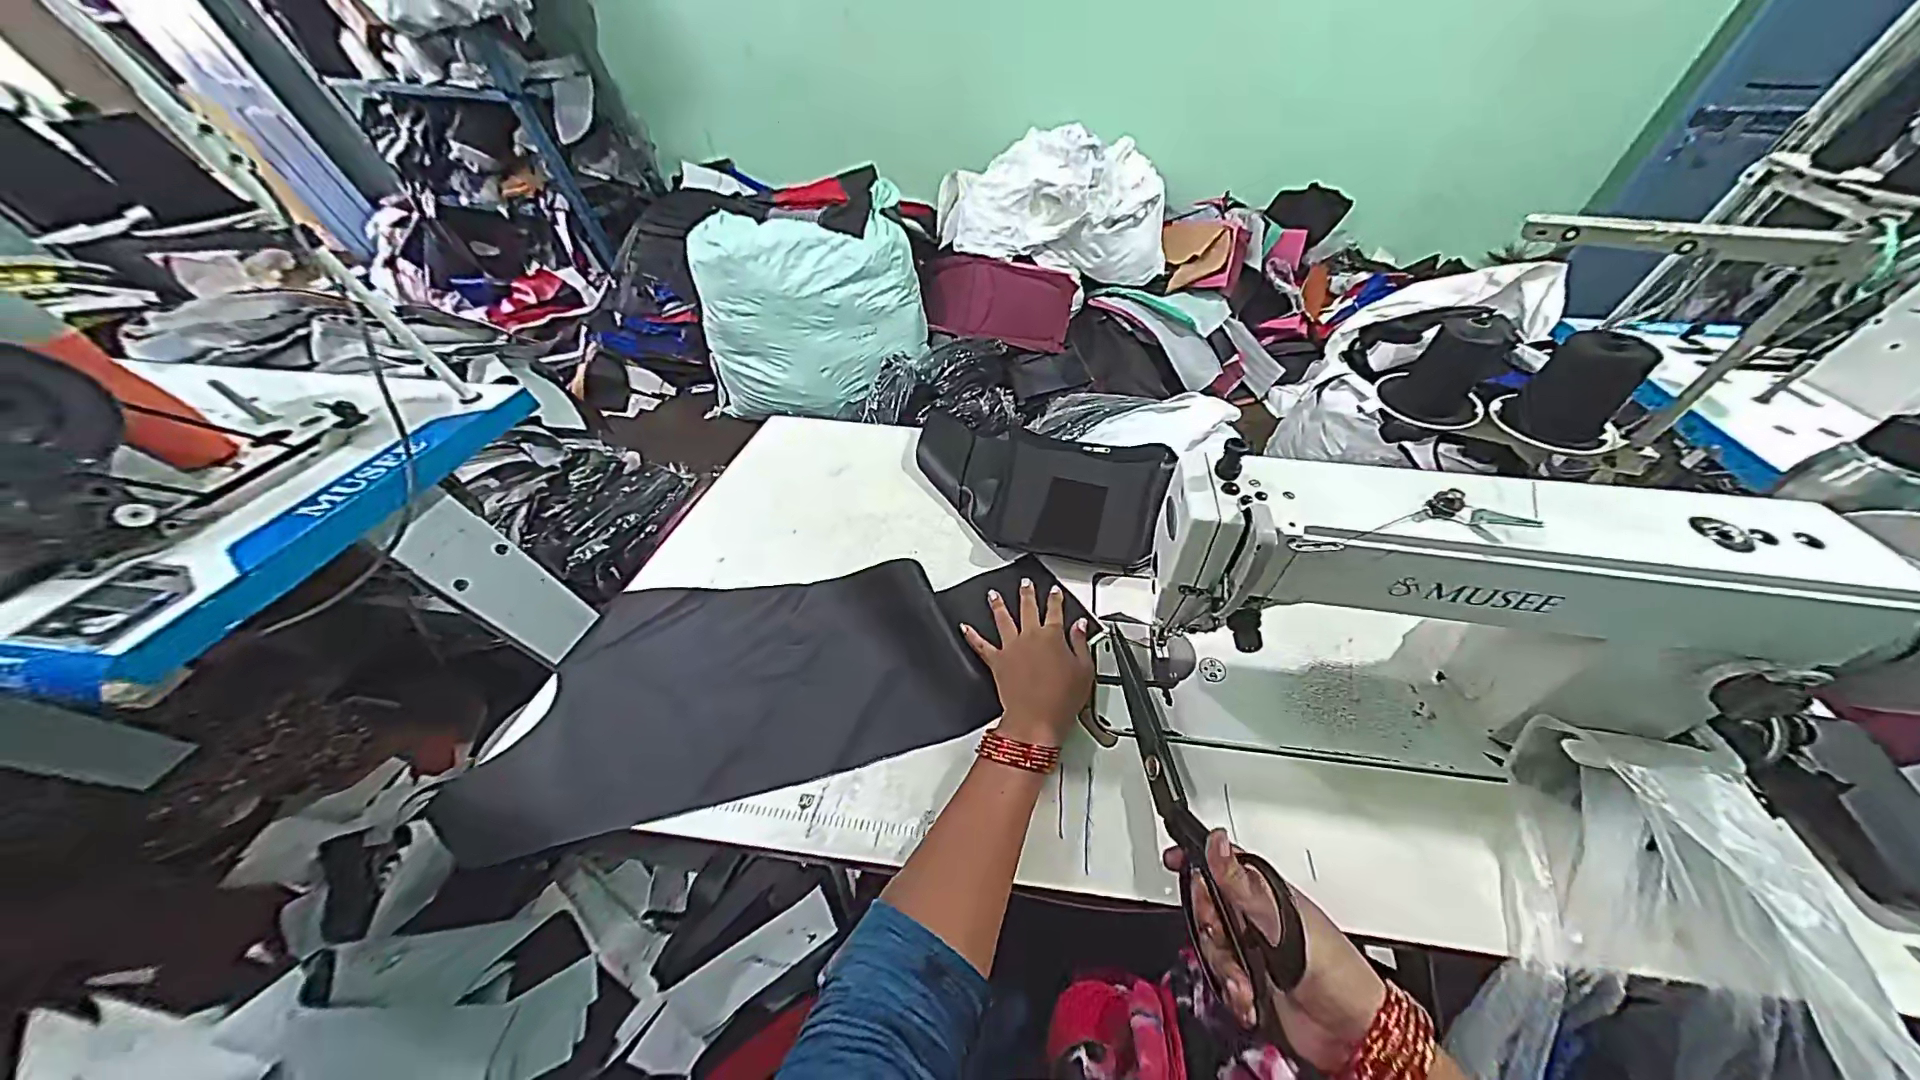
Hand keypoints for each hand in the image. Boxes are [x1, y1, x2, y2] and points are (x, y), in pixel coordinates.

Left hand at [961, 578, 1092, 748]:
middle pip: (1027, 608)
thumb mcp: (1084, 670)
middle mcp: (1030, 637)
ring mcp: (1011, 647)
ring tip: (994, 594)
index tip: (1054, 590)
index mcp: (1053, 636)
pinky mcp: (997, 661)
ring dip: (998, 605)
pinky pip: (981, 645)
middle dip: (1027, 593)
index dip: (1056, 599)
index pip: (1055, 611)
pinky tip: (965, 627)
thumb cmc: (1062, 698)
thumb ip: (1081, 643)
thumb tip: (1080, 626)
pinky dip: (971, 635)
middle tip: (1024, 583)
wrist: (1037, 718)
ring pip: (1003, 619)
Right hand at [1165, 830, 1386, 1073]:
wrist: (1353, 1034)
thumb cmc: (1333, 968)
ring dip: (1222, 967)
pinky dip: (1229, 992)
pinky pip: (1217, 979)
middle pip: (1204, 905)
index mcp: (1260, 892)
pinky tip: (1248, 998)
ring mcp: (1248, 949)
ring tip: (1244, 981)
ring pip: (1208, 944)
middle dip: (1208, 926)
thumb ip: (1240, 882)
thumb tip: (1215, 841)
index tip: (1172, 859)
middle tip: (1223, 936)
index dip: (1192, 859)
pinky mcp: (1246, 981)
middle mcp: (1251, 917)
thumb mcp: (1279, 918)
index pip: (1216, 862)